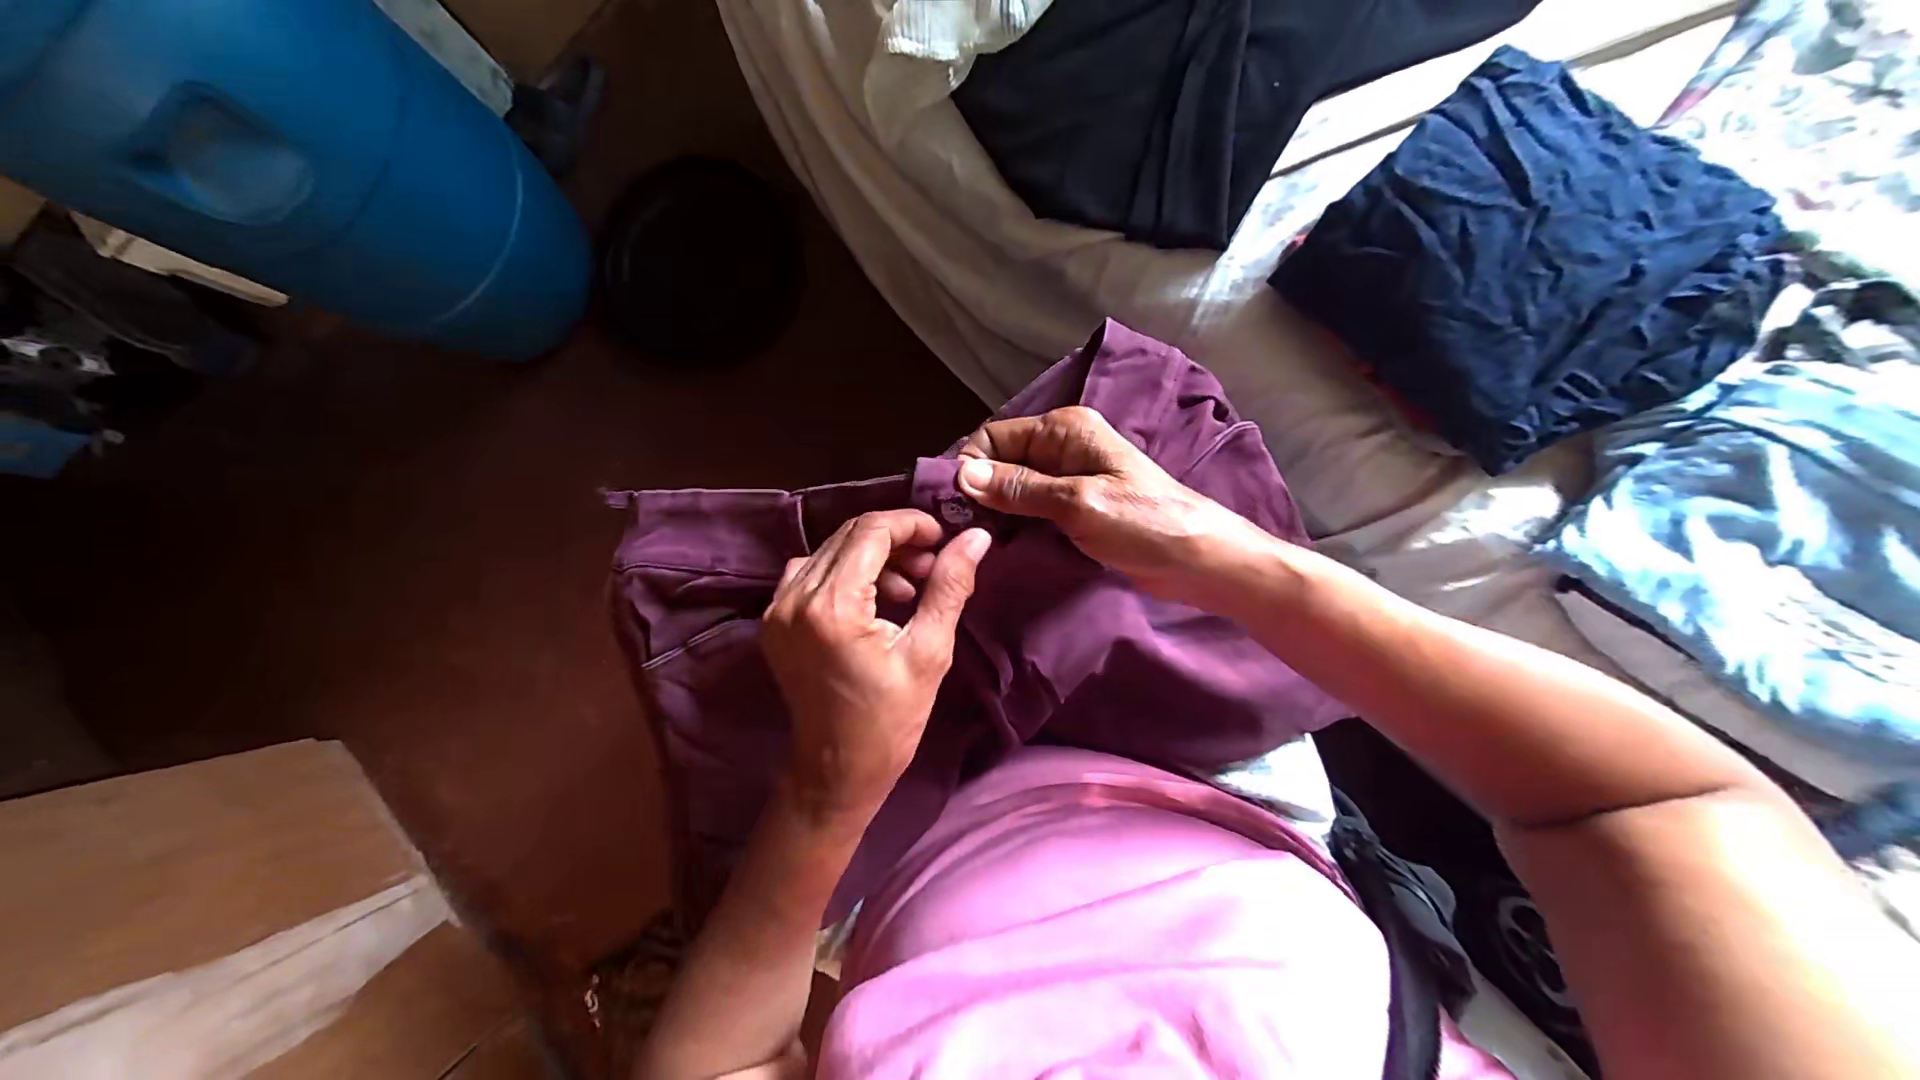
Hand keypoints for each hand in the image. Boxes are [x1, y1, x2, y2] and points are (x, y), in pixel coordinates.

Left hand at [761, 510, 991, 822]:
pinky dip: (846, 572)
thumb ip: (949, 587)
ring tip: (909, 588)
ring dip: (872, 556)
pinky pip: (810, 573)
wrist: (836, 772)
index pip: (871, 531)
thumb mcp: (929, 652)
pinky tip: (874, 598)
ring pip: (830, 550)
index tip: (943, 539)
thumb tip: (976, 538)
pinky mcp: (774, 621)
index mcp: (832, 606)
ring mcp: (777, 609)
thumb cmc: (890, 721)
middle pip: (849, 535)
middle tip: (932, 565)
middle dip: (896, 540)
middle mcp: (794, 598)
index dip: (911, 524)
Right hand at [955, 405, 1279, 607]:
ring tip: (977, 542)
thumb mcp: (1077, 503)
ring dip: (994, 511)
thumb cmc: (1145, 524)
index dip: (970, 467)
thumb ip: (1019, 488)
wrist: (1200, 561)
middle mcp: (1062, 447)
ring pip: (1012, 488)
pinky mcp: (1073, 509)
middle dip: (978, 491)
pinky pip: (1030, 509)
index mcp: (1064, 430)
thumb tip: (959, 474)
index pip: (994, 436)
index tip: (953, 506)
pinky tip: (1001, 546)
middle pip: (1000, 461)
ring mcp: (1068, 479)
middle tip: (961, 531)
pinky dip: (1013, 524)